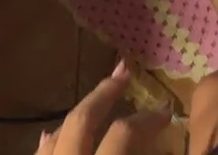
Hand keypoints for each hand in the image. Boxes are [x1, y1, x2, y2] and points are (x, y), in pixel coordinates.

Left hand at [36, 60, 168, 154]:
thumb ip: (140, 154)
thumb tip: (166, 145)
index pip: (123, 134)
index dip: (147, 120)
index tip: (166, 110)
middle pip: (81, 119)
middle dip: (104, 93)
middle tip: (124, 71)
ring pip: (55, 134)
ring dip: (77, 114)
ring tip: (95, 100)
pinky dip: (51, 141)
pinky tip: (51, 135)